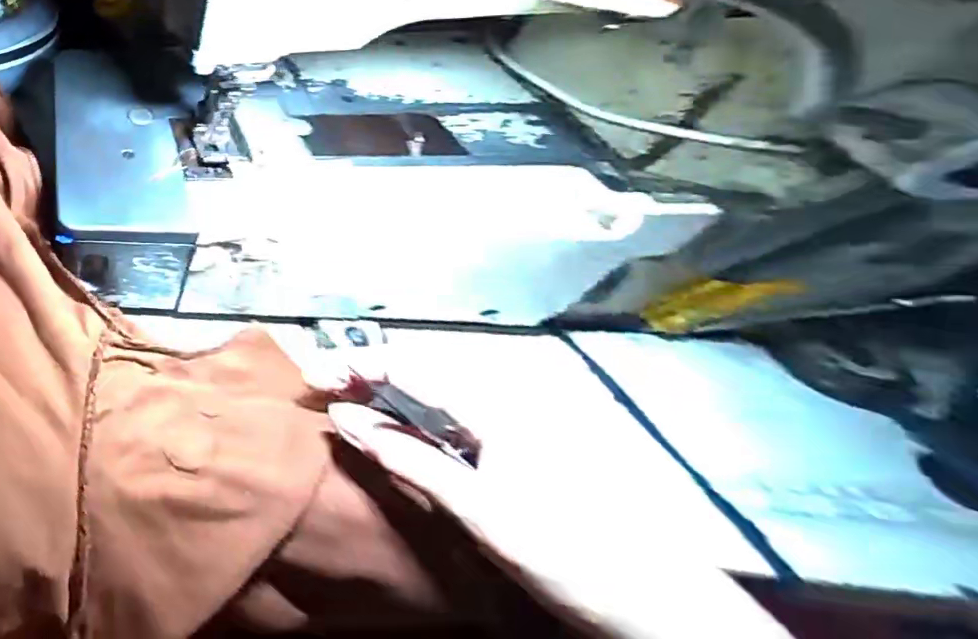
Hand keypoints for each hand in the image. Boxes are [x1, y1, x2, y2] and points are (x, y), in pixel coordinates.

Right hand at [326, 361, 789, 638]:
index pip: (404, 364)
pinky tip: (386, 435)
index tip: (310, 380)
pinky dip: (402, 423)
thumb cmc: (570, 552)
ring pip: (423, 397)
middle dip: (358, 375)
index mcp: (489, 404)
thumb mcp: (480, 511)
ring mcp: (502, 430)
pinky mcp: (506, 456)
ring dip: (377, 398)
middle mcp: (493, 405)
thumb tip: (341, 415)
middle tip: (316, 389)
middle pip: (412, 373)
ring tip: (339, 405)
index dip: (352, 365)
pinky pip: (439, 424)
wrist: (666, 613)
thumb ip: (407, 458)